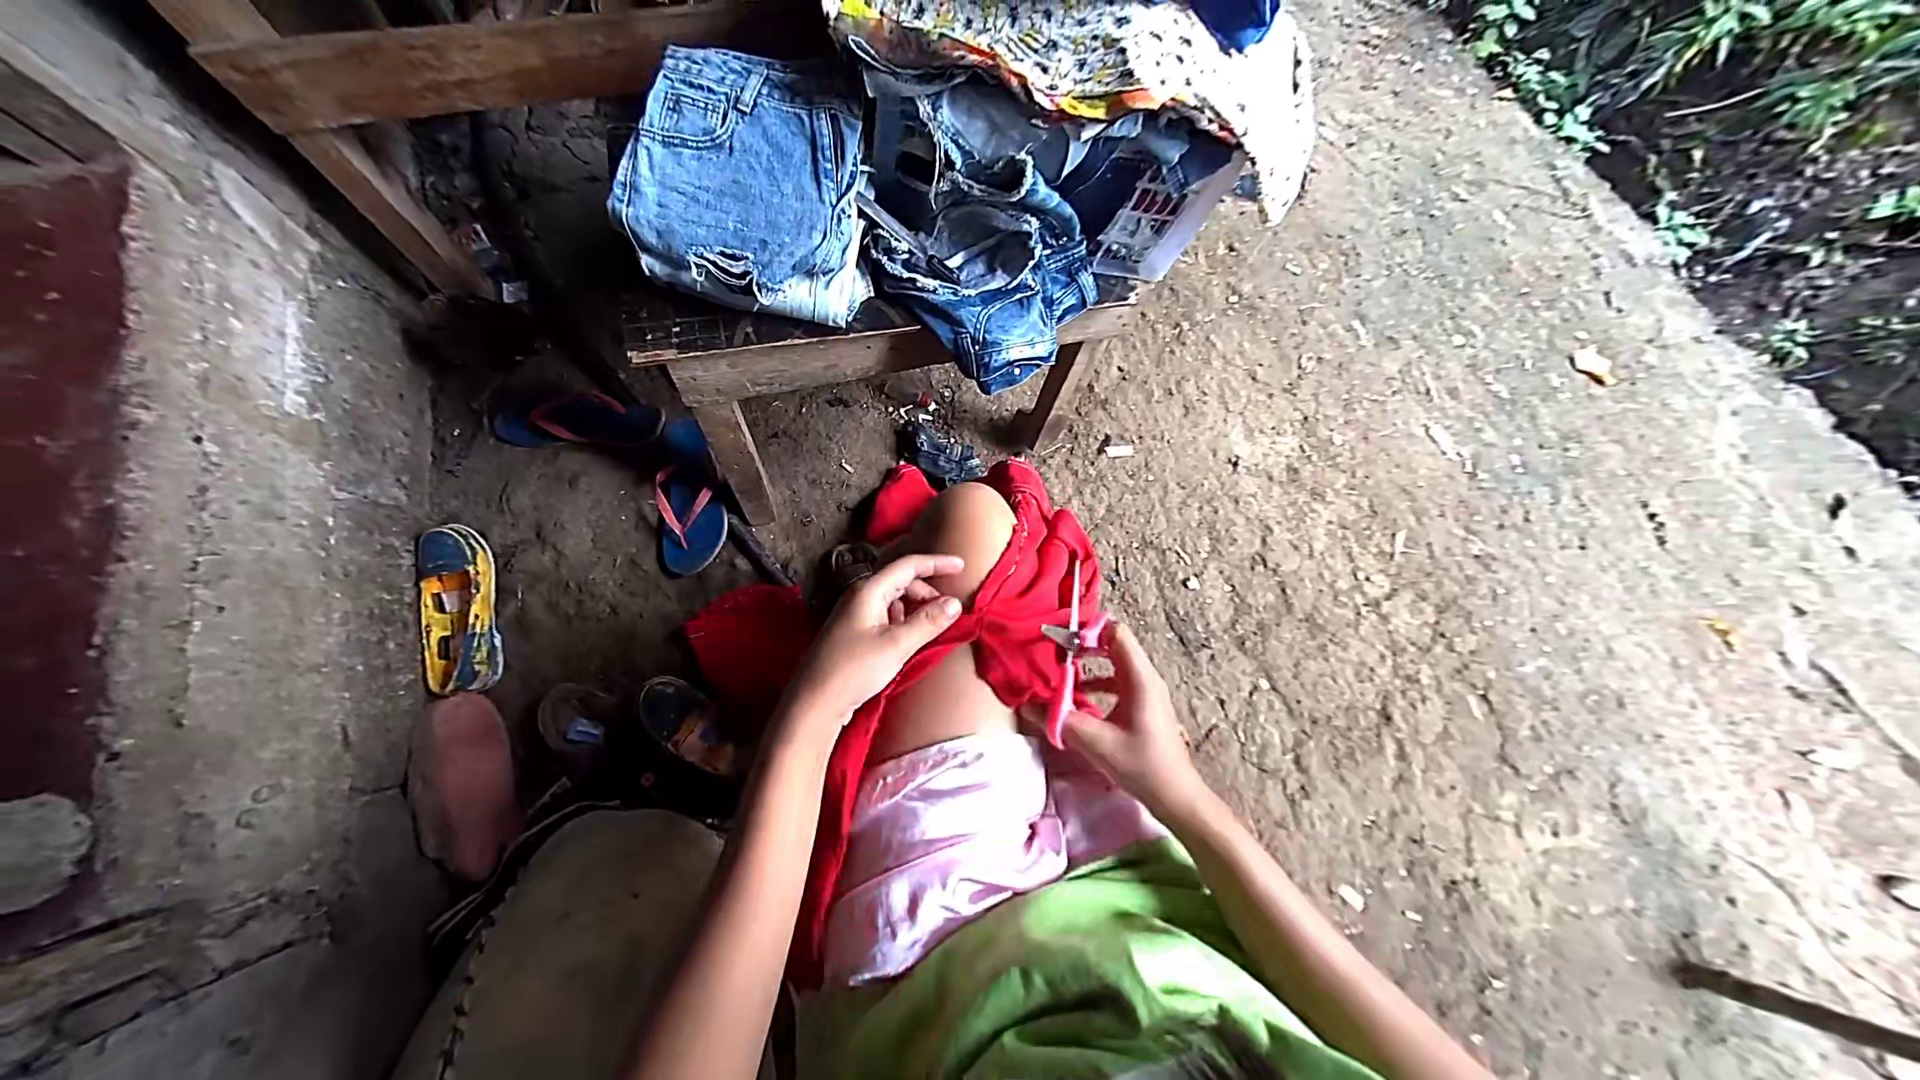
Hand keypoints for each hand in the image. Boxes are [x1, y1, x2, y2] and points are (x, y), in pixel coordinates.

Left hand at [784, 554, 965, 730]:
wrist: (815, 702)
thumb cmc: (852, 670)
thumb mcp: (897, 645)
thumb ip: (928, 622)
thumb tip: (955, 603)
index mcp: (868, 591)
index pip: (908, 565)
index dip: (936, 563)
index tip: (960, 566)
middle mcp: (860, 597)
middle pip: (901, 582)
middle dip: (927, 591)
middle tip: (947, 611)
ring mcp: (855, 615)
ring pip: (894, 600)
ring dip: (916, 608)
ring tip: (931, 626)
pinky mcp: (854, 634)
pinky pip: (886, 616)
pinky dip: (903, 621)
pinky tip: (908, 638)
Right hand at [1037, 623, 1207, 816]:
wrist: (1175, 796)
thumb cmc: (1142, 766)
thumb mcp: (1096, 742)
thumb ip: (1060, 721)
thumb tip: (1029, 705)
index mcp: (1140, 678)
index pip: (1116, 633)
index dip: (1088, 631)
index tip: (1062, 641)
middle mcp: (1146, 678)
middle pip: (1114, 644)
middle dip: (1084, 647)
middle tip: (1058, 656)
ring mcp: (1147, 691)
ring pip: (1114, 664)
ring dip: (1088, 667)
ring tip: (1063, 677)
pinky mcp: (1144, 705)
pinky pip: (1117, 681)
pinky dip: (1097, 684)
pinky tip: (1079, 701)